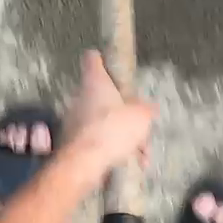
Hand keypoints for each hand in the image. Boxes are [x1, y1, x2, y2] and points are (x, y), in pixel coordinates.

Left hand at [61, 50, 155, 182]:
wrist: (84, 162)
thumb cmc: (113, 129)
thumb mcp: (141, 117)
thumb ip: (146, 109)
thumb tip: (149, 107)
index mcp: (94, 81)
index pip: (93, 58)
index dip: (103, 59)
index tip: (113, 66)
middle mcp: (80, 96)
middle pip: (103, 95)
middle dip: (123, 112)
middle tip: (140, 127)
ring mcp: (74, 118)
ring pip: (103, 121)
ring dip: (122, 136)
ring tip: (141, 154)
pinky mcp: (73, 140)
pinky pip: (97, 141)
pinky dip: (113, 150)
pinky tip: (131, 164)